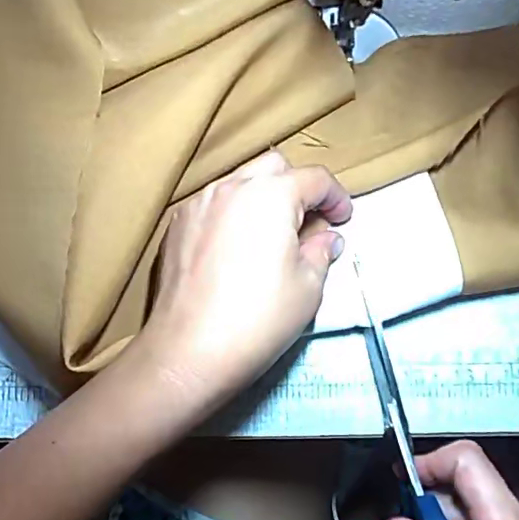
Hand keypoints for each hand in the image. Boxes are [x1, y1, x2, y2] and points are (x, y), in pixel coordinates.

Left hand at [128, 151, 351, 413]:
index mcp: (270, 195)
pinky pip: (212, 205)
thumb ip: (320, 252)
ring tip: (270, 235)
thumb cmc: (257, 321)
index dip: (336, 196)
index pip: (314, 178)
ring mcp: (197, 204)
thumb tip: (326, 238)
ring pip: (238, 183)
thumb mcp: (308, 288)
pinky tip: (236, 248)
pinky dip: (232, 214)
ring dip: (261, 198)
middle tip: (308, 222)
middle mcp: (230, 188)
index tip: (343, 218)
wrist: (189, 351)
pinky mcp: (175, 227)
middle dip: (297, 187)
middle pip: (273, 168)